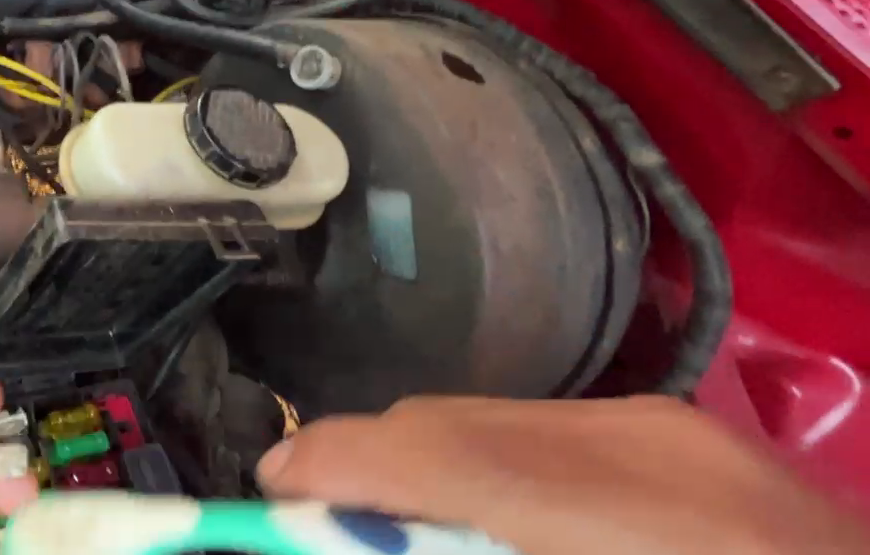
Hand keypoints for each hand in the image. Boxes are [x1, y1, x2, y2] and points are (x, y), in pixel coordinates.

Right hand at [256, 395, 868, 554]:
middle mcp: (664, 450)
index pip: (447, 457)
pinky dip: (488, 468)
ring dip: (427, 468)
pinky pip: (534, 427)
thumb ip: (457, 537)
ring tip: (420, 523)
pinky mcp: (684, 431)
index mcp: (651, 528)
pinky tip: (507, 516)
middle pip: (443, 424)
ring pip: (480, 416)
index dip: (337, 463)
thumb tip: (356, 524)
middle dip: (366, 469)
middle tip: (331, 521)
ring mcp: (680, 431)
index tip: (271, 489)